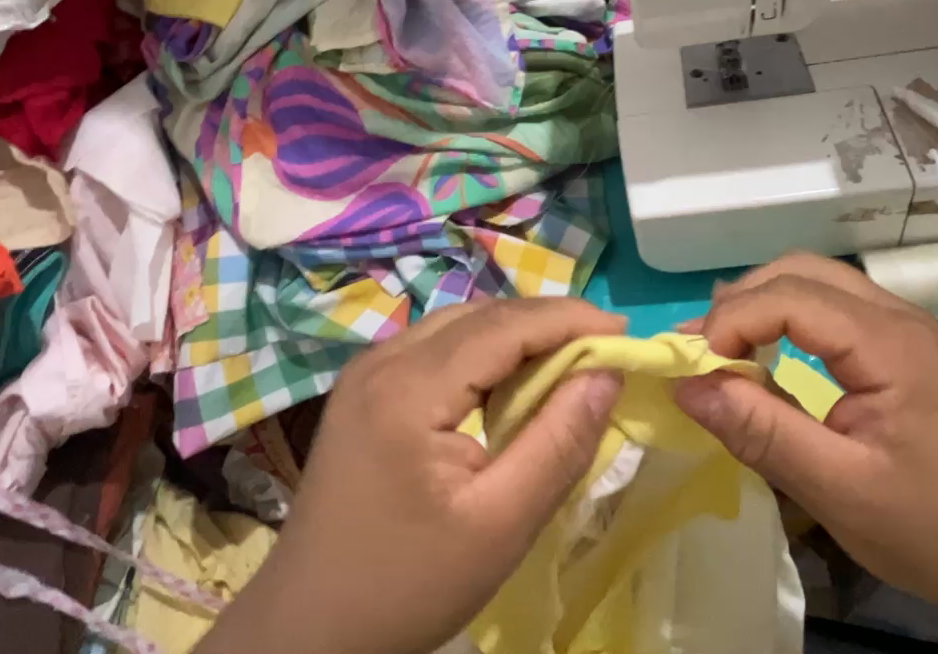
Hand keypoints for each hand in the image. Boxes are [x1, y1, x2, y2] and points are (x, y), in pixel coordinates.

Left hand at [208, 298, 625, 653]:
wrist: (310, 629)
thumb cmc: (408, 584)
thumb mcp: (500, 524)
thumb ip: (559, 442)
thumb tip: (607, 372)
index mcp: (408, 388)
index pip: (505, 325)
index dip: (570, 319)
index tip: (627, 331)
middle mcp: (382, 359)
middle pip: (480, 315)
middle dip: (547, 322)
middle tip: (604, 348)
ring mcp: (367, 371)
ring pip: (458, 325)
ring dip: (516, 335)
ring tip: (568, 362)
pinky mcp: (364, 390)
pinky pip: (437, 348)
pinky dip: (484, 353)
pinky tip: (510, 384)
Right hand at [673, 252, 937, 617]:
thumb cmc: (936, 529)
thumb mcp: (840, 491)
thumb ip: (762, 432)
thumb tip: (688, 386)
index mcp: (889, 344)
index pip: (790, 296)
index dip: (732, 320)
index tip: (695, 368)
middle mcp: (897, 316)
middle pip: (800, 271)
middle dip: (740, 302)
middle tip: (702, 353)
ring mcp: (904, 326)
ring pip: (815, 280)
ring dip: (762, 305)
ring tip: (724, 351)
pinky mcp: (903, 345)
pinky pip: (832, 307)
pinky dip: (787, 318)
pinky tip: (770, 355)